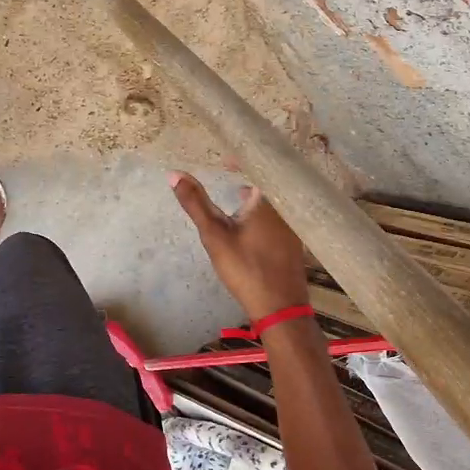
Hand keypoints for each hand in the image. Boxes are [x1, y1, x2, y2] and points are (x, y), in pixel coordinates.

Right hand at [170, 172, 309, 321]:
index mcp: (269, 199)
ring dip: (258, 196)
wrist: (280, 308)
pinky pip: (281, 216)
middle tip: (230, 173)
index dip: (241, 161)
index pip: (257, 167)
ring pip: (276, 201)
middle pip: (269, 184)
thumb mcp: (214, 234)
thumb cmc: (245, 268)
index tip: (225, 161)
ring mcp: (295, 227)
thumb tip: (173, 174)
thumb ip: (195, 202)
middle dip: (250, 177)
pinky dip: (266, 212)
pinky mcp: (295, 243)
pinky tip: (253, 223)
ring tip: (238, 195)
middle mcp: (287, 207)